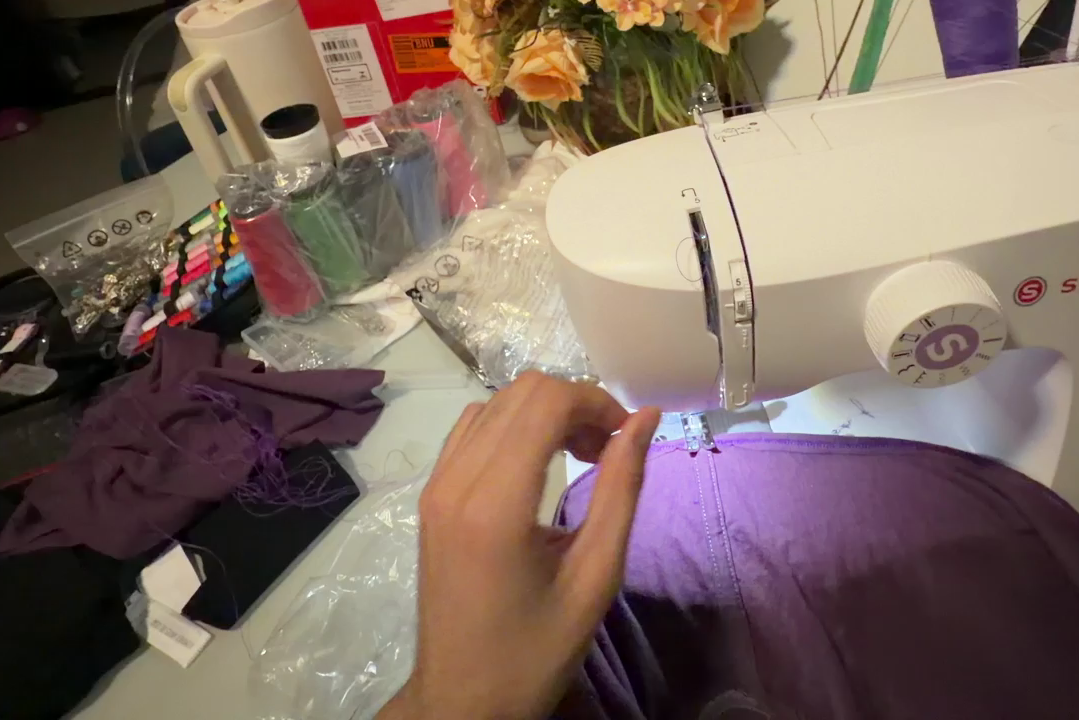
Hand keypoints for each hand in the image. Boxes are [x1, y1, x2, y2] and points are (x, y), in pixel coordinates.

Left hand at [381, 373, 660, 719]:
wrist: (460, 702)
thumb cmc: (536, 650)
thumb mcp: (595, 576)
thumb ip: (622, 488)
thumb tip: (646, 418)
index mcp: (495, 504)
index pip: (547, 401)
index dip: (596, 402)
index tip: (625, 437)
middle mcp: (456, 479)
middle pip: (524, 390)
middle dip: (576, 404)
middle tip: (606, 449)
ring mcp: (436, 482)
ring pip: (499, 400)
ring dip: (546, 411)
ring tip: (578, 454)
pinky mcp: (431, 491)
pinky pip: (475, 425)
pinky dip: (515, 424)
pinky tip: (537, 460)